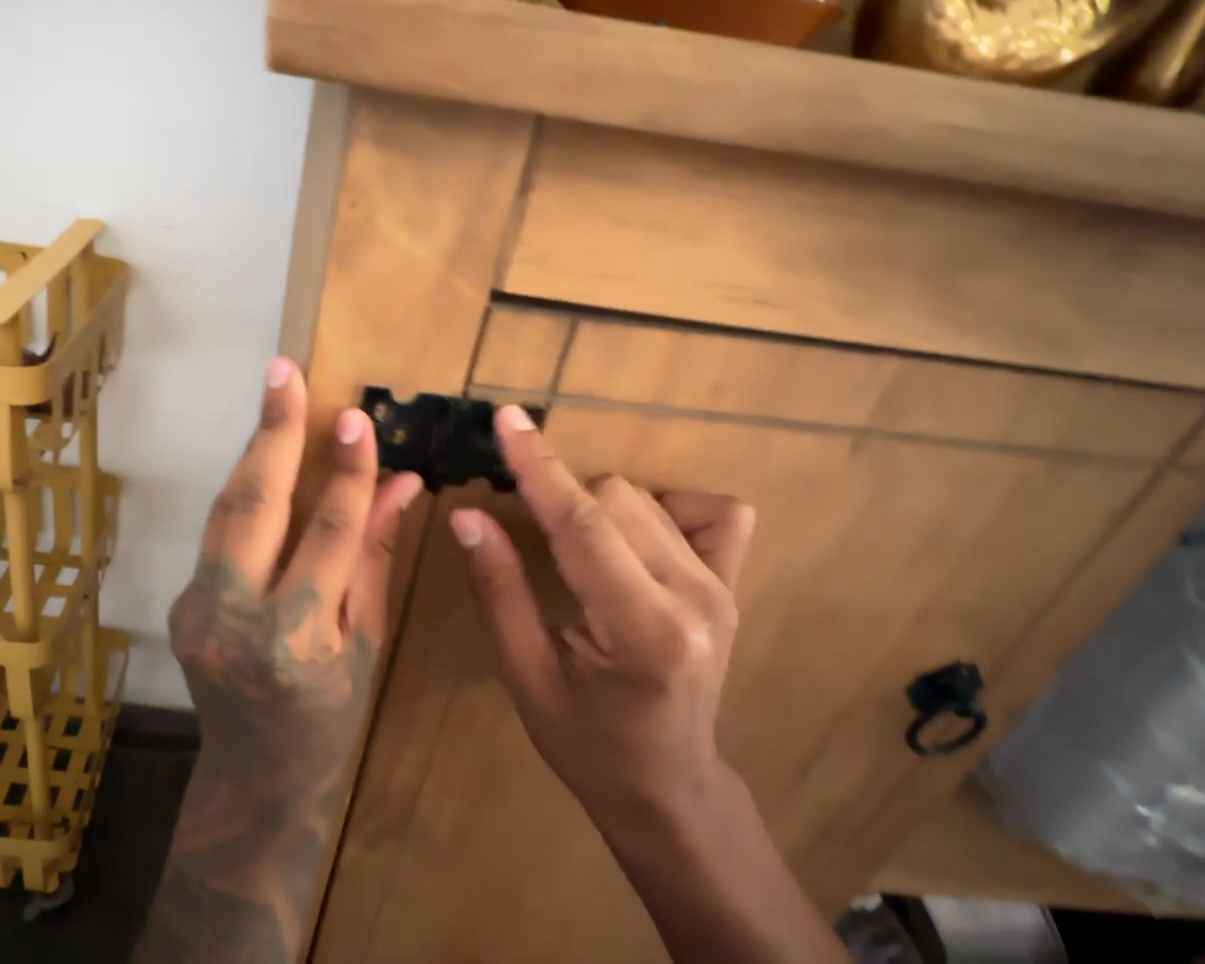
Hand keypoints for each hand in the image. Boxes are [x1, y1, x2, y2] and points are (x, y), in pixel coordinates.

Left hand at [169, 356, 420, 778]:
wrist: (255, 776)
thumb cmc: (329, 718)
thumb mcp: (366, 644)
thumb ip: (375, 558)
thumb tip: (402, 482)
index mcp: (295, 639)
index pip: (327, 537)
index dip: (348, 476)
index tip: (359, 420)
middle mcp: (234, 618)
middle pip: (254, 508)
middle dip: (273, 433)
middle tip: (285, 370)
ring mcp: (197, 610)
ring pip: (226, 511)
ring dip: (255, 451)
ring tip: (276, 393)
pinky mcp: (183, 603)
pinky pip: (219, 534)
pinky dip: (248, 492)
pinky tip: (267, 458)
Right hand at [451, 405, 755, 819]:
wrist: (666, 784)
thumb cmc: (585, 742)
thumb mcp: (525, 675)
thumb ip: (500, 589)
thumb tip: (469, 515)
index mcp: (641, 629)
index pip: (581, 524)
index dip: (537, 466)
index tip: (507, 419)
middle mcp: (694, 598)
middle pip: (614, 497)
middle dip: (559, 504)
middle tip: (533, 545)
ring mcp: (723, 588)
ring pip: (647, 498)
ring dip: (598, 511)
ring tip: (581, 562)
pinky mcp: (735, 584)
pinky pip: (713, 511)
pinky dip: (667, 508)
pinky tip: (638, 539)